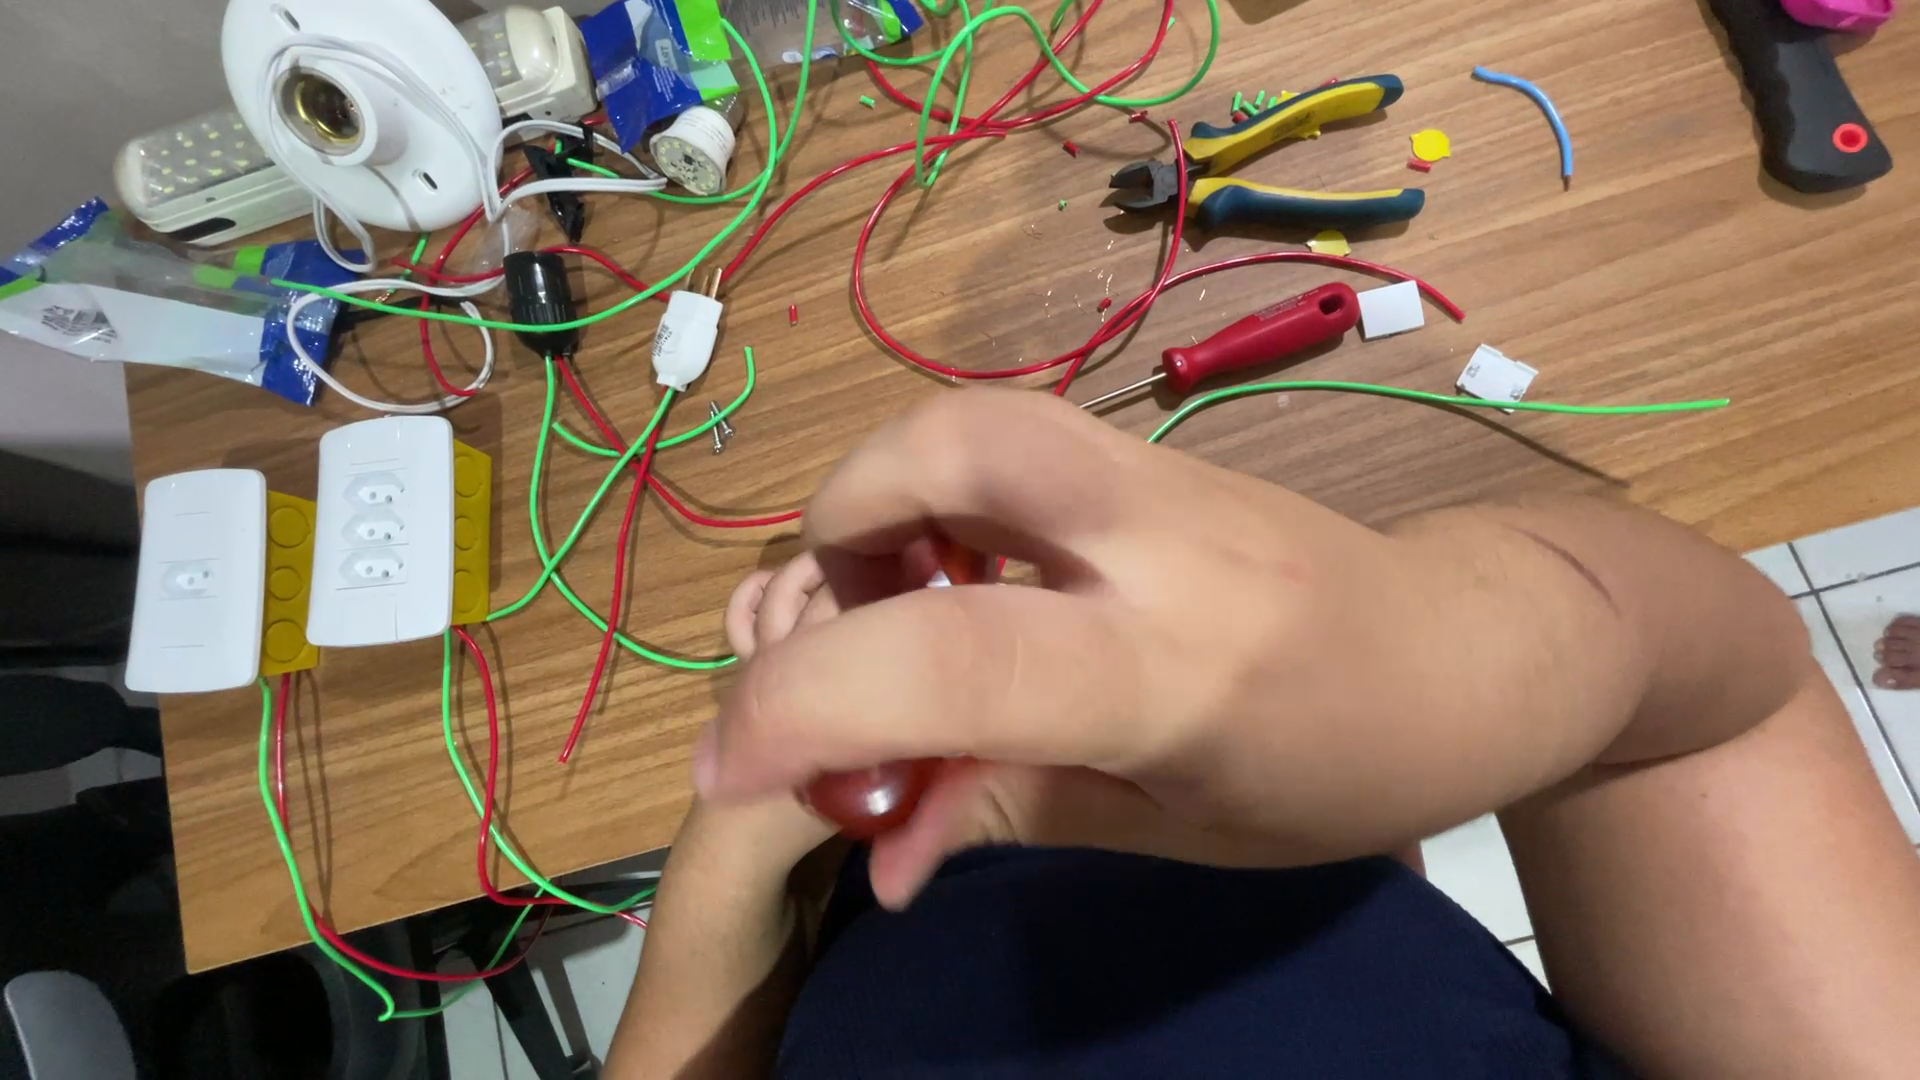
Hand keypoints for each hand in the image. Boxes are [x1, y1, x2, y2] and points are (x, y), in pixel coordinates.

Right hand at [696, 390, 1571, 906]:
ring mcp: (1153, 473)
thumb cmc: (1342, 766)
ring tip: (900, 600)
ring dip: (882, 501)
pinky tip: (958, 568)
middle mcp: (1153, 534)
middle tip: (844, 624)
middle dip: (840, 526)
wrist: (1475, 643)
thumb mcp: (1176, 830)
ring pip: (969, 420)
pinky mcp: (1148, 453)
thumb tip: (875, 848)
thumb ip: (1007, 812)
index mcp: (1172, 664)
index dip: (806, 707)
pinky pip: (1004, 438)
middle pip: (952, 444)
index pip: (958, 659)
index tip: (724, 767)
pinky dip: (935, 492)